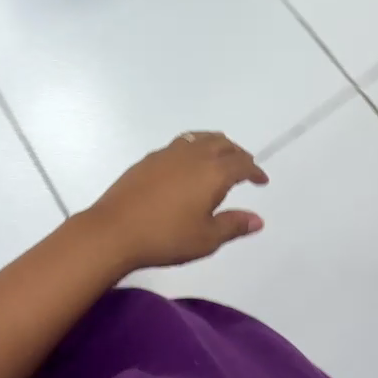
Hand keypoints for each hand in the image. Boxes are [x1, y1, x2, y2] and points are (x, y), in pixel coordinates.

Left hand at [80, 131, 268, 270]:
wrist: (115, 229)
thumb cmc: (166, 237)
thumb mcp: (206, 239)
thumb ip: (233, 225)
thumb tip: (257, 219)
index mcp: (211, 172)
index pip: (240, 164)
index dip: (254, 170)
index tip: (262, 180)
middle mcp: (192, 155)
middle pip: (221, 143)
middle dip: (237, 153)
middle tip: (245, 167)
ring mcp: (167, 153)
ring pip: (199, 138)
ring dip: (215, 145)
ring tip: (220, 159)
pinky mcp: (149, 158)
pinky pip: (181, 143)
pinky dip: (194, 147)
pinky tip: (189, 165)